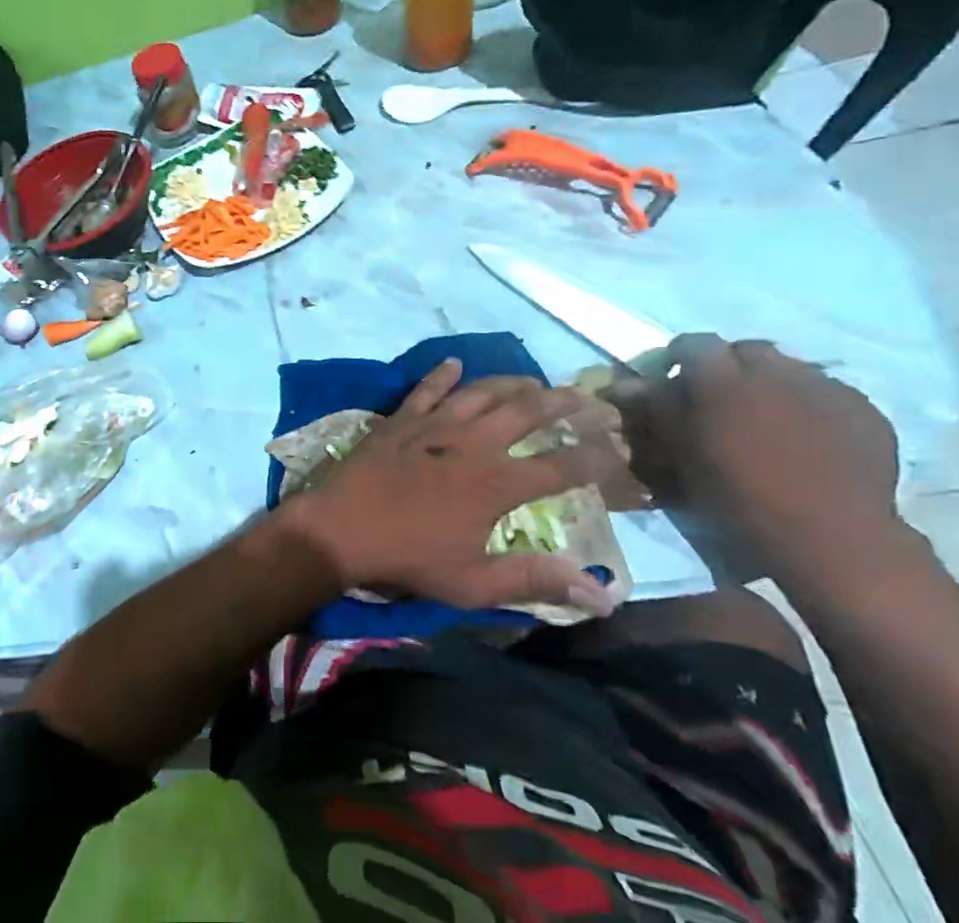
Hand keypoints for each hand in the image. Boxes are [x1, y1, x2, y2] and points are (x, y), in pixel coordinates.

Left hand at [278, 359, 617, 615]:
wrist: (339, 530)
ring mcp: (435, 425)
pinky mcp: (402, 419)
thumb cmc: (407, 558)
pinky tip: (455, 362)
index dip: (595, 458)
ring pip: (483, 392)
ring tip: (534, 380)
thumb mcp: (473, 583)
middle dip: (563, 403)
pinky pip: (427, 388)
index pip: (561, 466)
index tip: (618, 449)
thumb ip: (534, 581)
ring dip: (513, 382)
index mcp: (496, 483)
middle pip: (528, 412)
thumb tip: (600, 595)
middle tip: (586, 397)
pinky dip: (443, 374)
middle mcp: (474, 443)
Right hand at [623, 334, 901, 572]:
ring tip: (769, 421)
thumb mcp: (685, 456)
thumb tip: (627, 384)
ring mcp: (824, 385)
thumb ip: (659, 410)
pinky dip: (811, 406)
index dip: (681, 355)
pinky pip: (828, 393)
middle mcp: (775, 370)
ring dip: (772, 384)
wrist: (828, 535)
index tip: (674, 377)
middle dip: (731, 367)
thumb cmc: (739, 498)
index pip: (695, 343)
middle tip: (723, 401)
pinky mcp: (862, 407)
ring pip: (790, 369)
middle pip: (747, 349)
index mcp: (723, 380)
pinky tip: (810, 439)